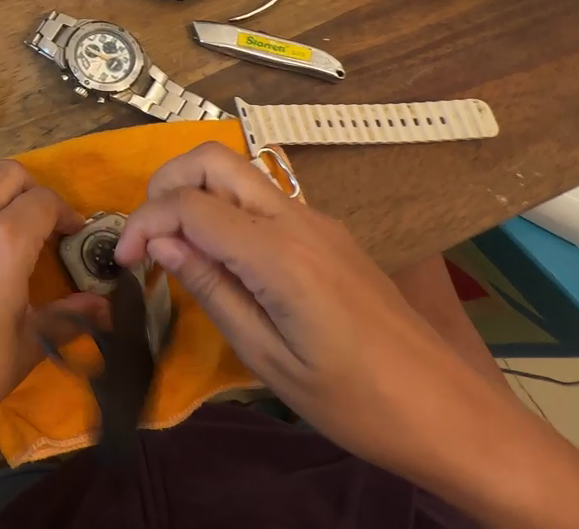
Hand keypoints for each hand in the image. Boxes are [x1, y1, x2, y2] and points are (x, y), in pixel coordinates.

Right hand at [113, 142, 505, 471]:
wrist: (457, 418)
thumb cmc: (357, 404)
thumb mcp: (269, 359)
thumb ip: (211, 290)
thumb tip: (161, 242)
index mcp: (279, 255)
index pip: (188, 206)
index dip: (142, 223)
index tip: (122, 261)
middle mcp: (297, 221)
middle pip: (212, 159)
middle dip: (164, 183)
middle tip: (145, 234)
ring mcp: (317, 222)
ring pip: (237, 170)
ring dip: (193, 190)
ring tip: (174, 243)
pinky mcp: (328, 234)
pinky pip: (261, 198)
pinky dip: (223, 207)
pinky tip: (219, 255)